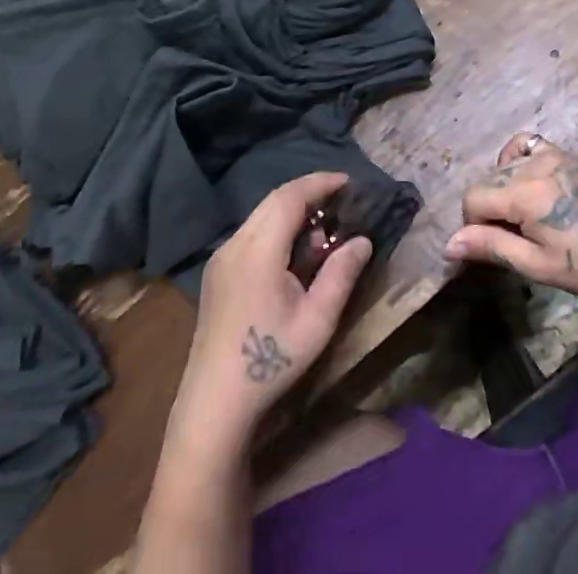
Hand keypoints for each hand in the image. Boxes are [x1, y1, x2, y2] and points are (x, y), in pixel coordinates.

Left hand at [176, 172, 373, 443]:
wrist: (216, 396)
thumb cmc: (272, 359)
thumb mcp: (318, 320)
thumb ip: (341, 274)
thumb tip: (362, 240)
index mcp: (258, 249)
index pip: (288, 197)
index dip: (319, 183)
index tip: (347, 181)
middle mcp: (234, 243)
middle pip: (271, 201)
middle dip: (307, 193)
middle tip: (340, 201)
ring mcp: (221, 257)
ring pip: (258, 216)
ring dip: (290, 212)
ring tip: (323, 229)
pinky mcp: (217, 271)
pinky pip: (249, 234)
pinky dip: (275, 229)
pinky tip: (293, 253)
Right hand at [446, 133, 577, 305]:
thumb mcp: (535, 265)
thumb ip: (488, 246)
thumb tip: (446, 245)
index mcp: (525, 192)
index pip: (473, 198)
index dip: (473, 226)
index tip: (491, 248)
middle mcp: (533, 165)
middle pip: (485, 182)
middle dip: (488, 210)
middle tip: (514, 239)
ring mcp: (551, 155)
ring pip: (502, 168)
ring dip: (502, 191)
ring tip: (525, 220)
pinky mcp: (565, 155)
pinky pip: (524, 146)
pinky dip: (514, 162)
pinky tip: (527, 185)